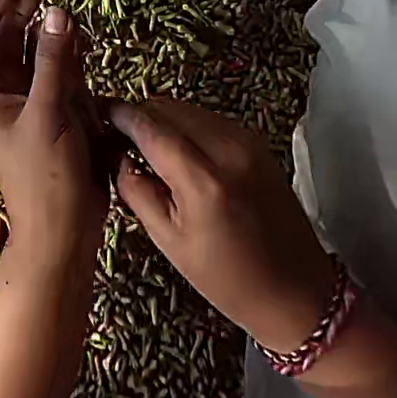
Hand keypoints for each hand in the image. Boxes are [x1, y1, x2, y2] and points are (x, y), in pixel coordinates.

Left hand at [0, 0, 108, 262]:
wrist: (64, 228)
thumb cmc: (42, 175)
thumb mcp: (45, 113)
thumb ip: (52, 61)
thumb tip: (55, 11)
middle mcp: (8, 91)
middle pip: (8, 41)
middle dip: (22, 17)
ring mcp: (36, 99)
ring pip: (38, 54)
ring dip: (49, 33)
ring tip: (65, 14)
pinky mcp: (62, 109)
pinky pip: (62, 71)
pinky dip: (71, 53)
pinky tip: (82, 39)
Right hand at [110, 99, 336, 351]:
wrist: (297, 290)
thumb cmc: (226, 279)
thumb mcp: (170, 241)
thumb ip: (136, 191)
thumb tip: (116, 155)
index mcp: (202, 180)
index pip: (150, 127)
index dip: (121, 115)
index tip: (99, 112)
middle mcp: (226, 148)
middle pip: (167, 107)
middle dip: (139, 115)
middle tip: (120, 136)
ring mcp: (245, 139)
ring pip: (187, 108)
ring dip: (162, 118)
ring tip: (146, 145)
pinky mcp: (255, 139)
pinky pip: (207, 117)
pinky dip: (185, 125)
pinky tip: (177, 150)